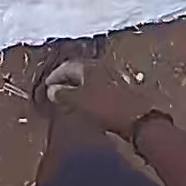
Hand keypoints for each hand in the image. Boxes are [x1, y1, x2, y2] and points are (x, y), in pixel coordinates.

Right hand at [42, 60, 162, 138]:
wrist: (138, 119)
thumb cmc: (106, 108)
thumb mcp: (79, 101)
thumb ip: (63, 94)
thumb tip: (51, 89)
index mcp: (90, 67)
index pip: (67, 66)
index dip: (55, 75)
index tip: (47, 86)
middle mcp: (101, 67)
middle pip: (79, 70)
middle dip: (65, 80)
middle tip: (55, 91)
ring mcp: (112, 77)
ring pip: (89, 79)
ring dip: (77, 87)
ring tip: (68, 99)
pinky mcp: (120, 89)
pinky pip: (98, 87)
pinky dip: (88, 92)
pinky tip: (87, 104)